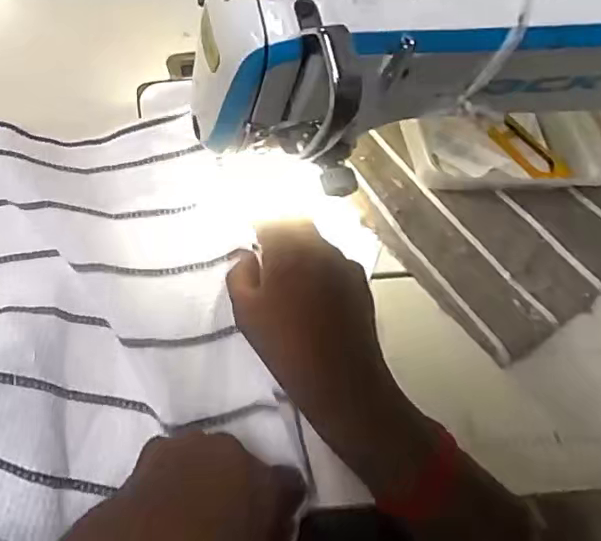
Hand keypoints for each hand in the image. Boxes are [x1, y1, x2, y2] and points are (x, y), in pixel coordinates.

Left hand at [64, 432, 302, 540]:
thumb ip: (274, 532)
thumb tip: (276, 528)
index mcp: (264, 480)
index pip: (290, 482)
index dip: (286, 502)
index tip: (281, 518)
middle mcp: (231, 449)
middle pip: (245, 463)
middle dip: (242, 484)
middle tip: (235, 515)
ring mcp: (191, 441)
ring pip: (209, 454)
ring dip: (208, 473)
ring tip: (200, 505)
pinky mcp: (158, 444)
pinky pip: (177, 458)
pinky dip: (178, 472)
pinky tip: (171, 496)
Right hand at [228, 222, 430, 485]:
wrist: (344, 384)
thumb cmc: (286, 344)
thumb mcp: (245, 311)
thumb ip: (239, 273)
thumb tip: (249, 256)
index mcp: (289, 247)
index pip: (269, 216)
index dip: (256, 222)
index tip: (248, 233)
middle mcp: (320, 247)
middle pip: (297, 224)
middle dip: (280, 232)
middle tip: (266, 252)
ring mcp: (345, 265)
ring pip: (317, 242)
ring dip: (301, 249)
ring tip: (288, 275)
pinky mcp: (360, 285)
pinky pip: (333, 262)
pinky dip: (319, 267)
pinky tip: (311, 292)